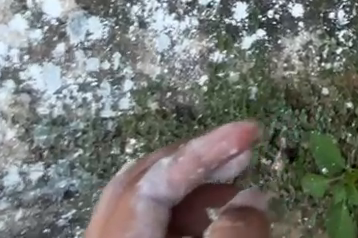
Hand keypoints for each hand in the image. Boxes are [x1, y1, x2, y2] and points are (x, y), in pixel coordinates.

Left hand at [84, 121, 270, 237]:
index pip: (157, 176)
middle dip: (197, 159)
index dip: (206, 148)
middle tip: (244, 148)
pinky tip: (219, 219)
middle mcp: (104, 236)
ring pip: (148, 205)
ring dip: (197, 187)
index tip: (252, 131)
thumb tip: (254, 198)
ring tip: (241, 184)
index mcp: (119, 237)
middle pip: (143, 180)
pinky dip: (187, 214)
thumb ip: (235, 232)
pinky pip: (151, 226)